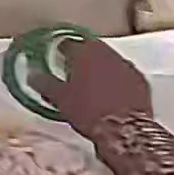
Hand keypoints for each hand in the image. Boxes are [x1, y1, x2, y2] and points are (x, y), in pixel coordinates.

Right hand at [28, 39, 151, 141]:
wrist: (125, 132)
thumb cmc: (87, 111)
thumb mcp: (60, 98)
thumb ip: (44, 83)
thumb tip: (32, 75)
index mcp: (84, 52)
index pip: (68, 42)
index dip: (59, 49)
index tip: (55, 56)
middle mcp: (107, 54)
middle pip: (91, 47)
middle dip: (81, 55)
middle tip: (72, 69)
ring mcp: (127, 67)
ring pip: (109, 59)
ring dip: (100, 66)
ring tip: (91, 82)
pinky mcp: (141, 82)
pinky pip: (124, 74)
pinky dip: (116, 79)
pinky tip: (111, 92)